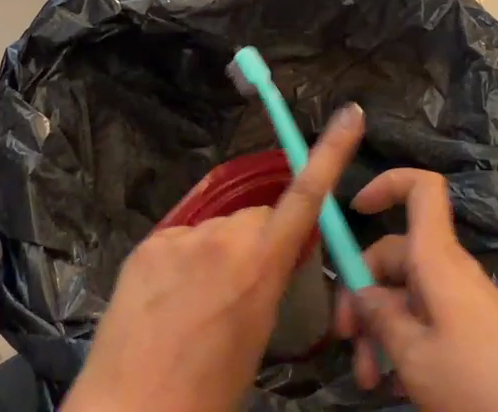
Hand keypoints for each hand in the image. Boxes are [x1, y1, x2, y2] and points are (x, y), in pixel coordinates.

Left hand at [62, 104, 365, 411]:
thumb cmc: (207, 391)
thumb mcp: (258, 336)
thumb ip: (268, 282)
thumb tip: (268, 260)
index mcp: (263, 265)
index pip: (306, 195)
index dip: (331, 151)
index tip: (349, 113)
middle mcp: (225, 237)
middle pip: (255, 218)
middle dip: (257, 240)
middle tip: (241, 289)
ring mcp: (183, 237)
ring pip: (216, 230)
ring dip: (216, 253)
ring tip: (196, 304)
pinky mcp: (148, 243)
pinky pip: (180, 241)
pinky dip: (181, 262)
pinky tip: (167, 300)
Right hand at [333, 170, 497, 411]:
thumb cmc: (478, 379)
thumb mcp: (416, 356)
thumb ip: (381, 320)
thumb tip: (361, 292)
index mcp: (436, 258)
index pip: (421, 188)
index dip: (387, 184)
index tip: (356, 209)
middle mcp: (448, 269)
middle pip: (395, 255)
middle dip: (363, 295)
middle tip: (345, 343)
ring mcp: (461, 300)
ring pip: (405, 296)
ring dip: (380, 331)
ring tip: (369, 380)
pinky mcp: (472, 330)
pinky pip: (426, 321)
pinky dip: (405, 345)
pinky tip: (395, 384)